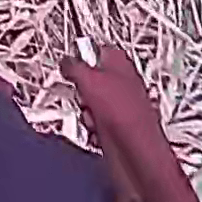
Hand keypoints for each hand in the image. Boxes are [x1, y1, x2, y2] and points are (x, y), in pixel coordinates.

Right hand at [61, 47, 196, 201]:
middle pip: (90, 75)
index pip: (96, 48)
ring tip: (90, 113)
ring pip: (90, 98)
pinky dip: (92, 123)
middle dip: (80, 85)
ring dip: (84, 107)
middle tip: (81, 90)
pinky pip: (96, 118)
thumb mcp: (86, 78)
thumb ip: (72, 65)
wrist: (136, 154)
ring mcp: (122, 105)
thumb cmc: (123, 113)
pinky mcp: (119, 127)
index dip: (81, 54)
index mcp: (120, 61)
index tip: (71, 60)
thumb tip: (65, 61)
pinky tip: (96, 127)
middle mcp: (124, 82)